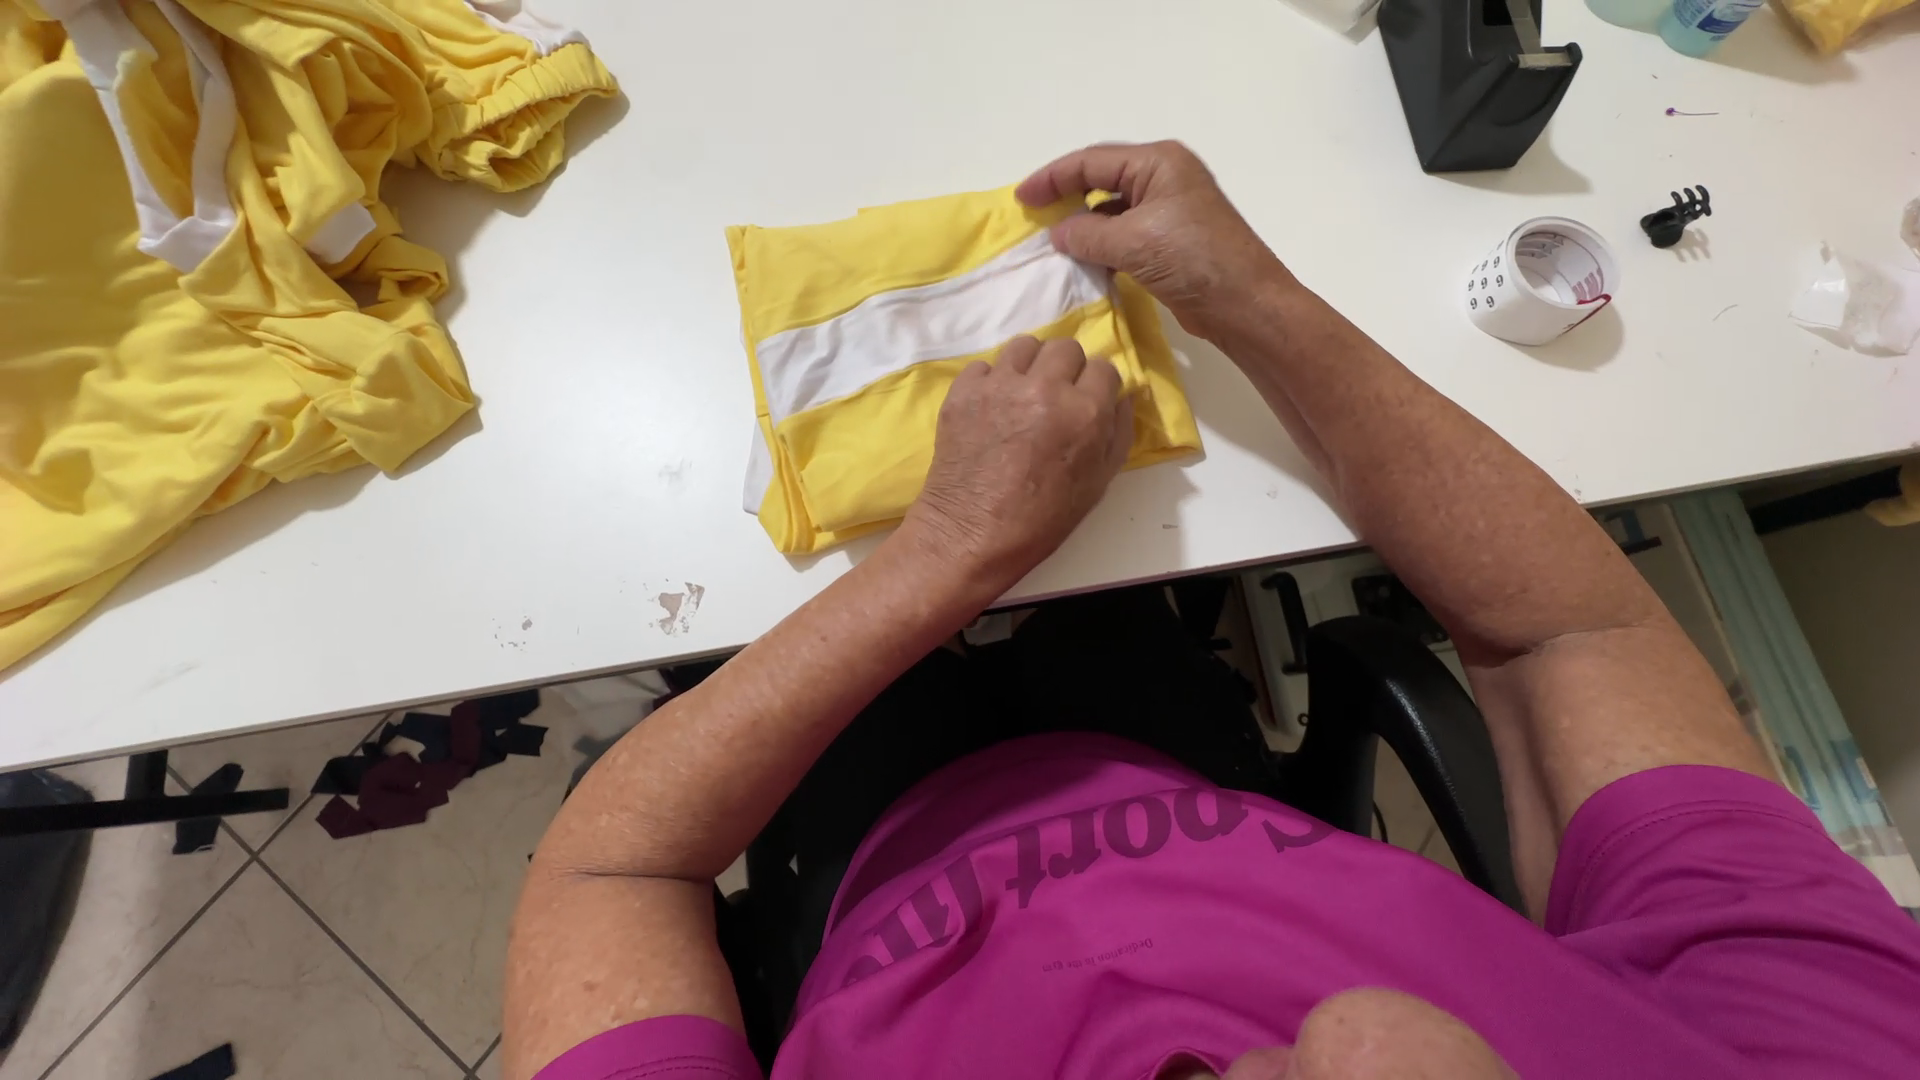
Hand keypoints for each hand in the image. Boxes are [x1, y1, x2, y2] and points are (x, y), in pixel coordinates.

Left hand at [901, 336, 1132, 591]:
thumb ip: (1118, 433)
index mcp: (1084, 412)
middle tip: (1055, 400)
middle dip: (1066, 371)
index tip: (1087, 405)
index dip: (1097, 387)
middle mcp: (1044, 387)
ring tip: (1022, 395)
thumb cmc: (1041, 520)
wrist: (971, 535)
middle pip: (1065, 348)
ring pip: (1025, 346)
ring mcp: (999, 386)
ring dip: (1030, 366)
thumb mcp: (1098, 484)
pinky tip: (990, 409)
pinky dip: (990, 382)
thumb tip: (1123, 396)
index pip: (1105, 368)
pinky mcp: (963, 391)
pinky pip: (984, 366)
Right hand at [1016, 141, 1294, 340]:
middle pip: (1101, 179)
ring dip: (1083, 225)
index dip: (1053, 178)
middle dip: (1066, 196)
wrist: (1242, 303)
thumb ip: (1088, 234)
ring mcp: (1167, 210)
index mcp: (1157, 163)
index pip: (1092, 161)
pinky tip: (1083, 261)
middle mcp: (1162, 178)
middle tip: (1033, 216)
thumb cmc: (1193, 260)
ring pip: (1111, 210)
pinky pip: (1123, 234)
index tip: (1021, 199)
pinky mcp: (1168, 241)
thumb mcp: (1133, 242)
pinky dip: (1100, 245)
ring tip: (1053, 242)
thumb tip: (1059, 234)